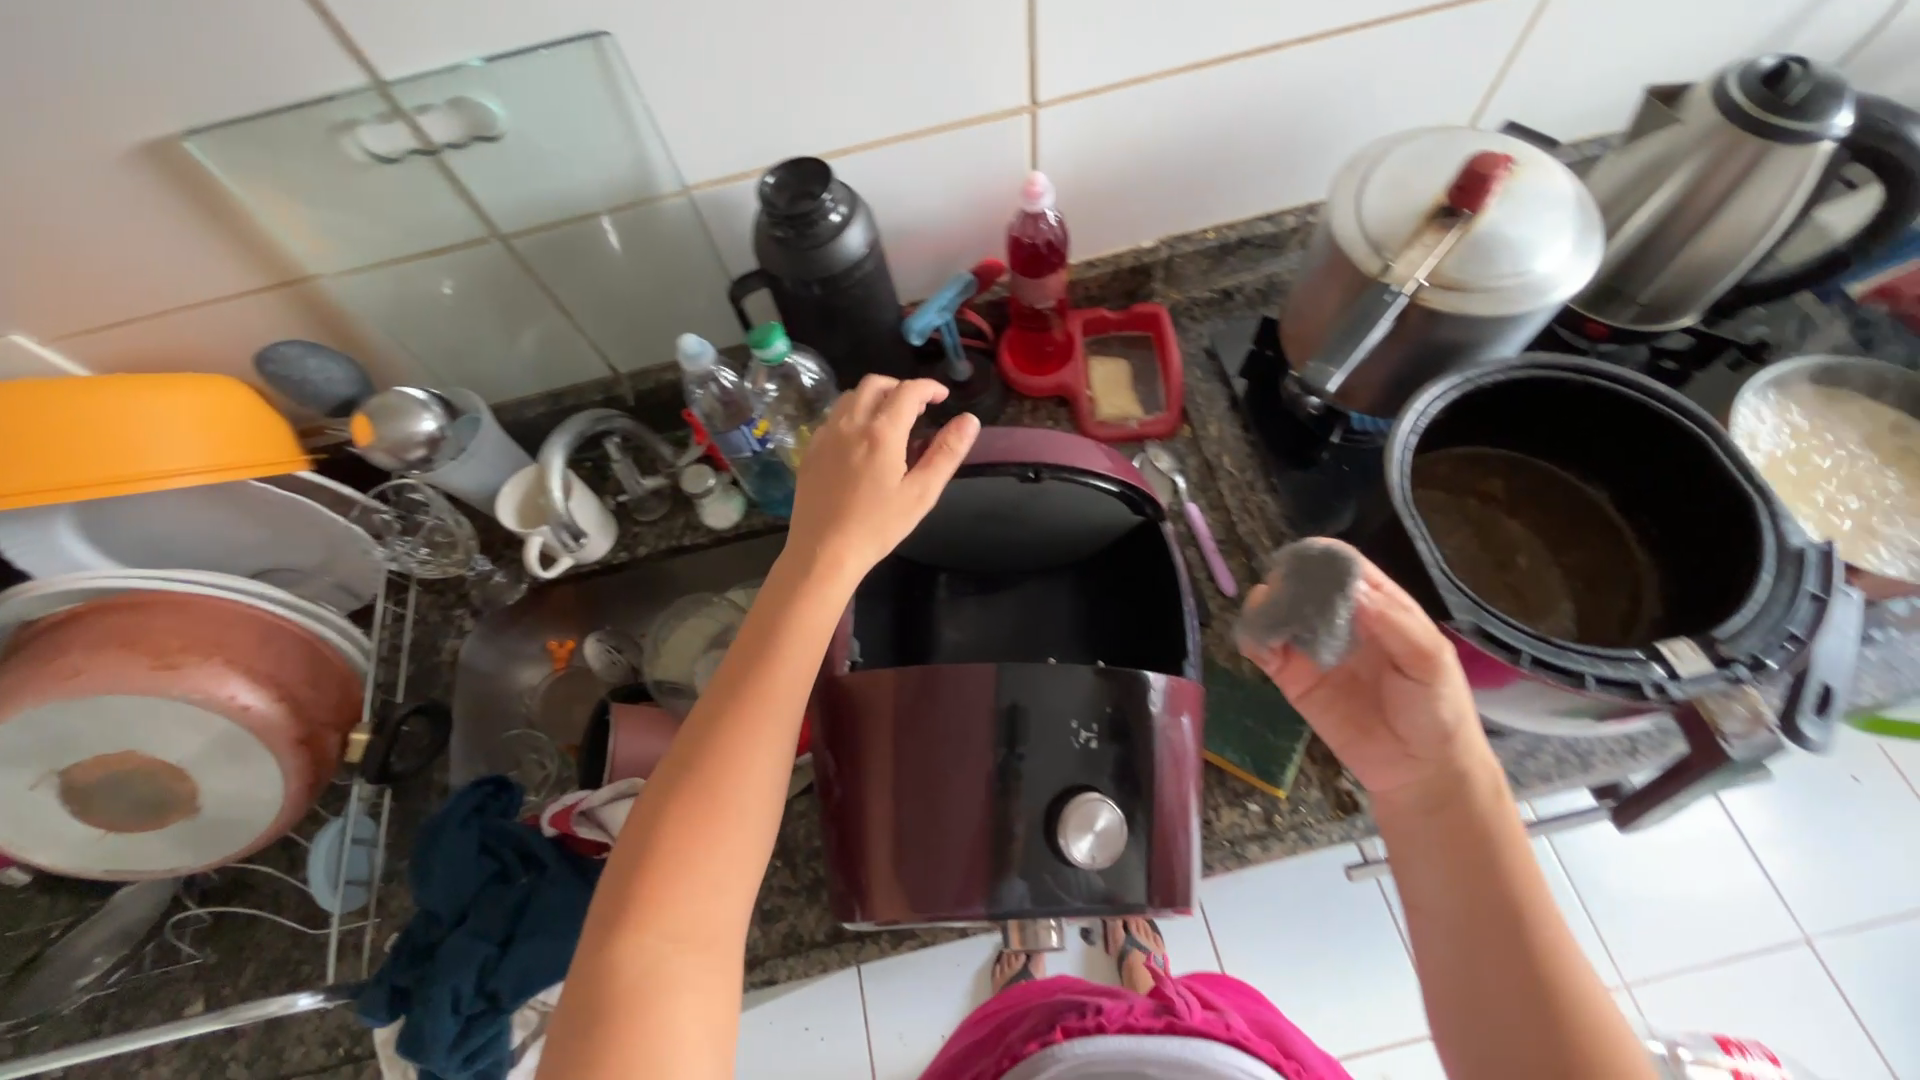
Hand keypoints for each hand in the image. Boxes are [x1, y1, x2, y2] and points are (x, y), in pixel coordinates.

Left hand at [784, 376, 980, 582]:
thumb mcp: (921, 493)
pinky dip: (854, 415)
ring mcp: (825, 435)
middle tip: (919, 408)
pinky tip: (863, 442)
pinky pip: (834, 417)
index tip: (943, 397)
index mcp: (881, 432)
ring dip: (875, 397)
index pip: (908, 391)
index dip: (929, 388)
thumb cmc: (878, 527)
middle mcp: (850, 424)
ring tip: (892, 421)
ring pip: (851, 397)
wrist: (823, 552)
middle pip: (875, 384)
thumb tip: (969, 420)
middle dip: (900, 387)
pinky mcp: (811, 450)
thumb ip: (946, 453)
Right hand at [1237, 541, 1489, 800]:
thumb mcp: (1430, 661)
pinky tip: (1259, 644)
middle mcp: (1340, 621)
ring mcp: (1312, 649)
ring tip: (1268, 617)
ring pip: (1278, 613)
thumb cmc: (1437, 710)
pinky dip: (1254, 640)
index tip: (1306, 564)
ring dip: (1266, 607)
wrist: (1420, 771)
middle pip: (1304, 585)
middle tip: (1283, 592)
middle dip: (1289, 582)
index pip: (1345, 569)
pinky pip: (1264, 650)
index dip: (1325, 561)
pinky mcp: (1291, 678)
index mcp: (1378, 606)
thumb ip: (1394, 623)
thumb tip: (1351, 592)